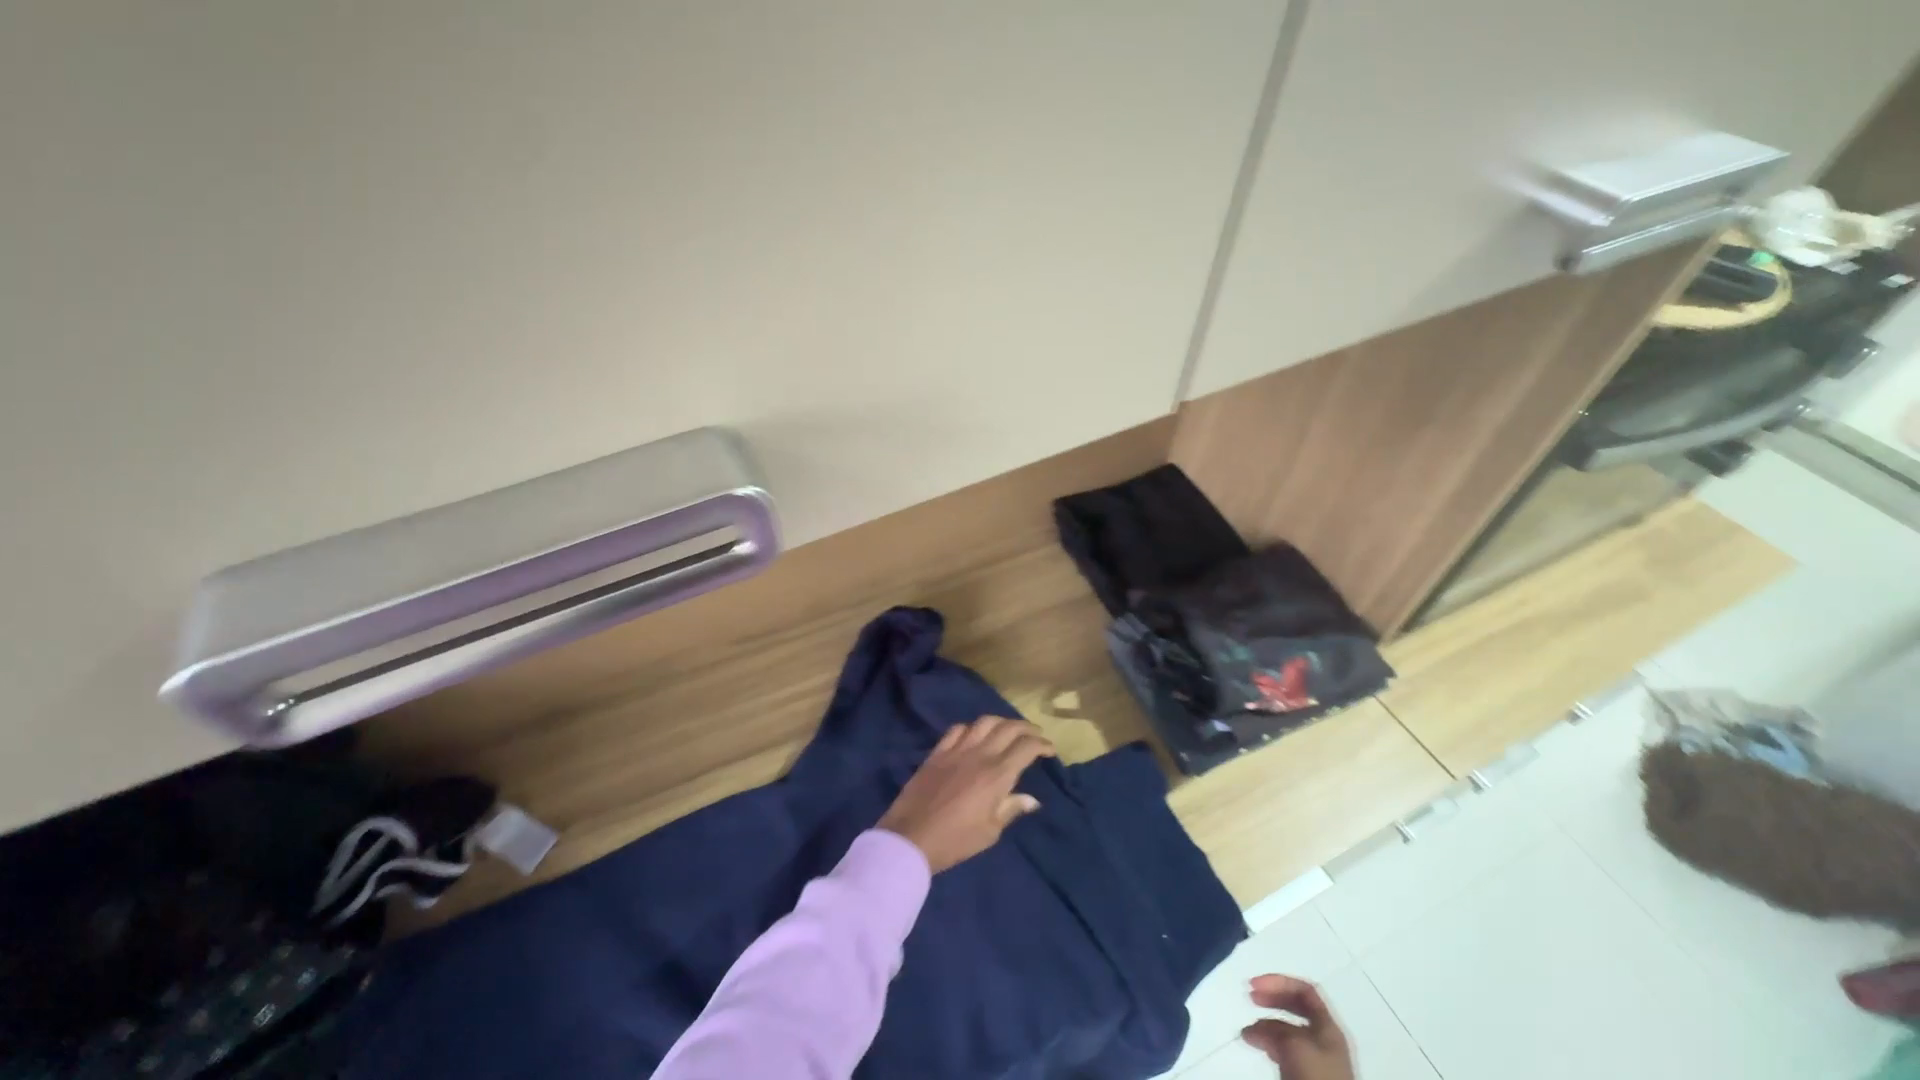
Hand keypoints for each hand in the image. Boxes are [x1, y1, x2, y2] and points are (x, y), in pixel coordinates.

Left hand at [876, 715, 1055, 872]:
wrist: (911, 838)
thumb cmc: (955, 841)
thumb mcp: (990, 831)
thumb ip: (1011, 809)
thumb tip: (1031, 799)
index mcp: (997, 775)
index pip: (1026, 747)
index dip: (1042, 745)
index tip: (1050, 750)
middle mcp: (979, 755)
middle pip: (1008, 728)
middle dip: (1027, 728)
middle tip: (1036, 736)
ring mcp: (956, 751)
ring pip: (984, 722)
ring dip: (1002, 722)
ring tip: (1009, 730)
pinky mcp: (936, 753)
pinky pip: (957, 730)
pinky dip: (971, 728)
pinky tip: (975, 735)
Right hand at [1242, 976, 1354, 1079]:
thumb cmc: (1316, 1077)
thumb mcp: (1295, 1045)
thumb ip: (1277, 1029)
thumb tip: (1257, 1027)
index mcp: (1328, 1027)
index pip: (1305, 990)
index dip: (1278, 982)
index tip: (1252, 986)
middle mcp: (1323, 1038)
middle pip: (1297, 1007)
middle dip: (1272, 998)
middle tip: (1249, 997)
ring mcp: (1316, 1058)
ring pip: (1289, 1029)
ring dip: (1266, 1023)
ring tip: (1247, 1031)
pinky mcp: (1306, 1074)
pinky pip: (1286, 1049)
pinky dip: (1269, 1042)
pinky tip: (1258, 1046)